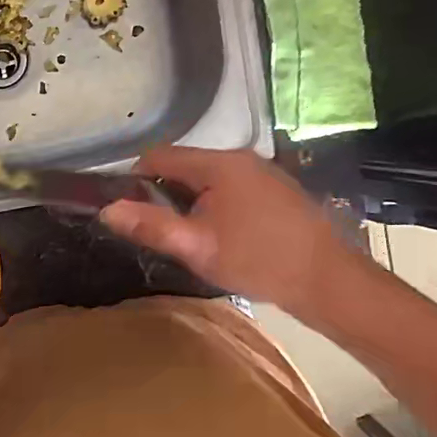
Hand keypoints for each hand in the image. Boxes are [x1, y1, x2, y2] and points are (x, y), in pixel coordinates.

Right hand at [100, 146, 366, 319]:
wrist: (329, 280)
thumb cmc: (258, 260)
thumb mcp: (196, 247)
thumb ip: (150, 226)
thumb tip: (107, 210)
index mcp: (218, 164)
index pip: (159, 156)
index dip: (134, 179)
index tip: (128, 210)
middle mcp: (240, 158)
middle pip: (184, 166)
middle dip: (162, 193)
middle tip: (156, 229)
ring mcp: (262, 173)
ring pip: (207, 178)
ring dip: (189, 201)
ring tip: (186, 236)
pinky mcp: (275, 190)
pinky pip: (230, 188)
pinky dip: (213, 204)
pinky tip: (219, 235)